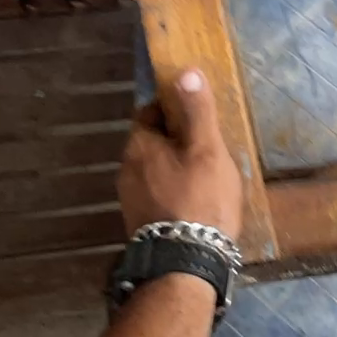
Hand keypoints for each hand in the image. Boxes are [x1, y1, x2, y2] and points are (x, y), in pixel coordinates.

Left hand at [118, 68, 244, 237]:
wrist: (185, 266)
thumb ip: (197, 110)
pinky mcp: (140, 222)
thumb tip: (187, 71)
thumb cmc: (199, 199)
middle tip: (209, 144)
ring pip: (154, 168)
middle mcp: (126, 168)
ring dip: (175, 165)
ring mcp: (130, 198)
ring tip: (207, 173)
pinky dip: (173, 189)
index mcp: (139, 145)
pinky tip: (196, 200)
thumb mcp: (207, 149)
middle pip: (152, 140)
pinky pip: (157, 192)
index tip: (199, 114)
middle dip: (177, 137)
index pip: (150, 110)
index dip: (175, 107)